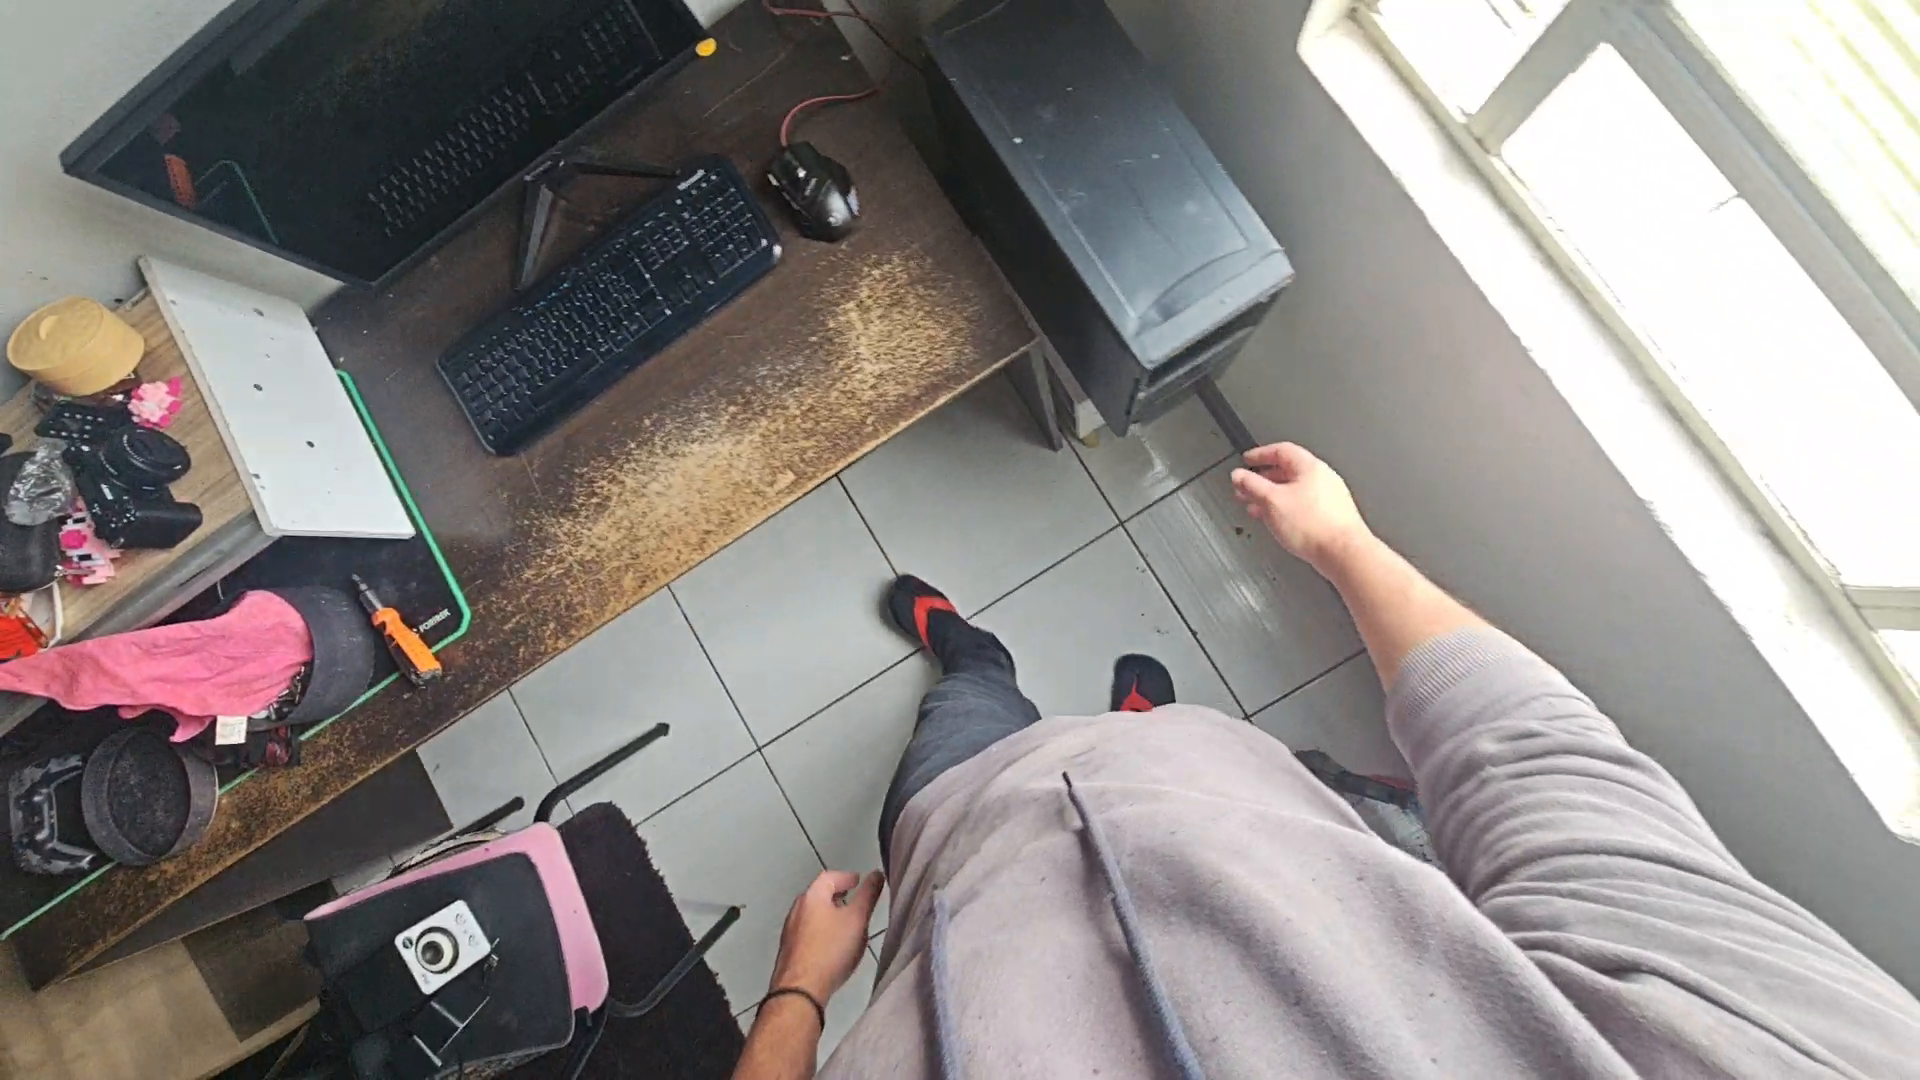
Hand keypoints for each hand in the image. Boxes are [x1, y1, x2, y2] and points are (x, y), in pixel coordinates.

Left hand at [768, 869, 883, 1002]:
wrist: (799, 992)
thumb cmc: (831, 950)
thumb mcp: (857, 919)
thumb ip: (868, 895)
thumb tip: (877, 873)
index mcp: (812, 897)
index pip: (829, 877)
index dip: (846, 877)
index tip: (858, 881)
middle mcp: (797, 910)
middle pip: (818, 895)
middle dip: (836, 896)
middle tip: (852, 901)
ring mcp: (790, 932)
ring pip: (812, 915)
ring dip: (828, 914)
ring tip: (845, 924)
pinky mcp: (788, 953)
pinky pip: (807, 933)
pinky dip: (821, 931)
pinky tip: (831, 946)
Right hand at [1231, 443, 1372, 572]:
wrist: (1341, 552)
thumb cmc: (1315, 525)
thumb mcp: (1271, 500)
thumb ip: (1251, 485)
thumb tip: (1239, 475)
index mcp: (1310, 467)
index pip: (1281, 451)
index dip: (1260, 454)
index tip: (1248, 460)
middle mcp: (1322, 478)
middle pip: (1287, 471)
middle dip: (1262, 479)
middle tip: (1245, 485)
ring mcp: (1328, 497)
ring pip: (1293, 490)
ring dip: (1270, 495)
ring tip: (1255, 505)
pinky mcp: (1329, 516)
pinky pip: (1301, 505)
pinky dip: (1284, 508)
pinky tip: (1275, 519)